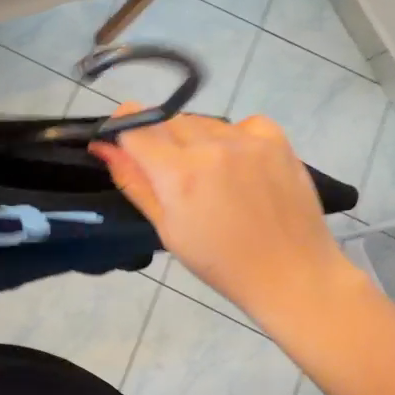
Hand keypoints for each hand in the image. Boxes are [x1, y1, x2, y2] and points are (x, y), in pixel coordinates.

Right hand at [89, 107, 357, 320]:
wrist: (292, 273)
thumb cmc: (219, 261)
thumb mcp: (166, 227)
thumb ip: (133, 181)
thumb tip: (103, 147)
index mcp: (178, 174)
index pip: (134, 126)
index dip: (121, 130)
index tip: (120, 142)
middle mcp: (211, 147)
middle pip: (166, 121)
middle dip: (158, 140)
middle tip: (171, 175)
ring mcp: (247, 140)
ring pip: (201, 122)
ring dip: (194, 139)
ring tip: (208, 175)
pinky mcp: (276, 140)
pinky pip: (240, 123)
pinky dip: (232, 137)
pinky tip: (237, 164)